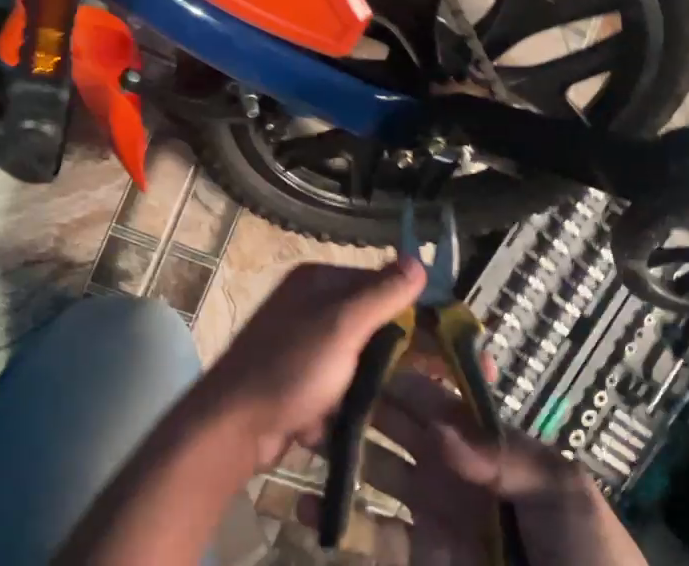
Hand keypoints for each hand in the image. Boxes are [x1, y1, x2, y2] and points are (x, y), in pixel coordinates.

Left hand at [197, 259, 425, 466]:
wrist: (235, 426)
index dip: (416, 308)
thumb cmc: (289, 369)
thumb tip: (419, 261)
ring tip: (418, 403)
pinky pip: (346, 386)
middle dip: (403, 350)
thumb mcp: (340, 326)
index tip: (453, 340)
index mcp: (318, 281)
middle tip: (441, 378)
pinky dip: (358, 400)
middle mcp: (312, 306)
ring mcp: (308, 346)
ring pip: (363, 358)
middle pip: (374, 322)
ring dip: (382, 380)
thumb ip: (380, 294)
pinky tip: (380, 418)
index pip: (382, 282)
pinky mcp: (306, 382)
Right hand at [303, 371, 648, 565]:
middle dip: (359, 404)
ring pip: (378, 470)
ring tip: (299, 431)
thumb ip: (502, 454)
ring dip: (342, 452)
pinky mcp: (420, 557)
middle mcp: (453, 470)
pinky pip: (375, 533)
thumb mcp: (565, 492)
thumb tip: (439, 432)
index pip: (434, 398)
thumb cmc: (593, 555)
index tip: (354, 352)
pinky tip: (306, 505)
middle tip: (311, 385)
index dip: (399, 375)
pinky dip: (339, 519)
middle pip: (397, 428)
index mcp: (487, 444)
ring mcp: (433, 514)